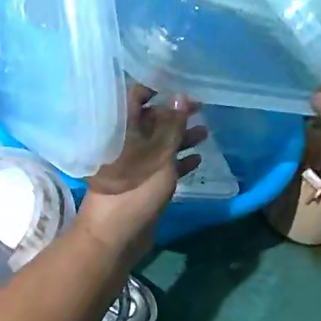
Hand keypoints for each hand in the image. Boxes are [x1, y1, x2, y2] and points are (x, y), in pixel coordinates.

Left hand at [76, 85, 205, 255]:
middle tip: (201, 108)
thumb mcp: (159, 154)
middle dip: (174, 115)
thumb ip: (171, 125)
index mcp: (119, 129)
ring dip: (180, 138)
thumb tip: (181, 96)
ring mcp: (131, 164)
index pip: (135, 97)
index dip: (157, 89)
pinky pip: (160, 167)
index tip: (182, 84)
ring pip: (157, 144)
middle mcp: (123, 143)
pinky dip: (177, 162)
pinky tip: (197, 159)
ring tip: (205, 133)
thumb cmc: (135, 189)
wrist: (115, 236)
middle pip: (149, 121)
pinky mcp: (140, 184)